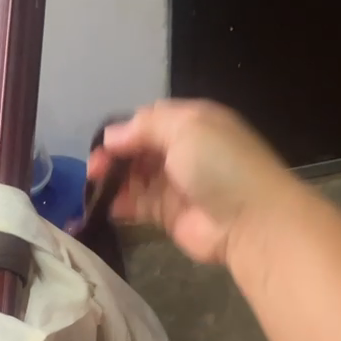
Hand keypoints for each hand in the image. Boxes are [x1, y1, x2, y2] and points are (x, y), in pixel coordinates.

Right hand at [89, 99, 307, 265]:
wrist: (247, 220)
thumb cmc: (219, 165)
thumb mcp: (186, 128)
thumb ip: (145, 127)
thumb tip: (110, 136)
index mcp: (192, 123)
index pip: (150, 121)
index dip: (125, 130)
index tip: (103, 144)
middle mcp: (183, 150)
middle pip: (139, 150)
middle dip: (114, 156)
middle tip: (93, 170)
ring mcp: (175, 184)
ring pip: (134, 178)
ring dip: (113, 181)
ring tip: (94, 187)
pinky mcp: (167, 214)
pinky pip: (136, 205)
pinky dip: (119, 205)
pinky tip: (105, 206)